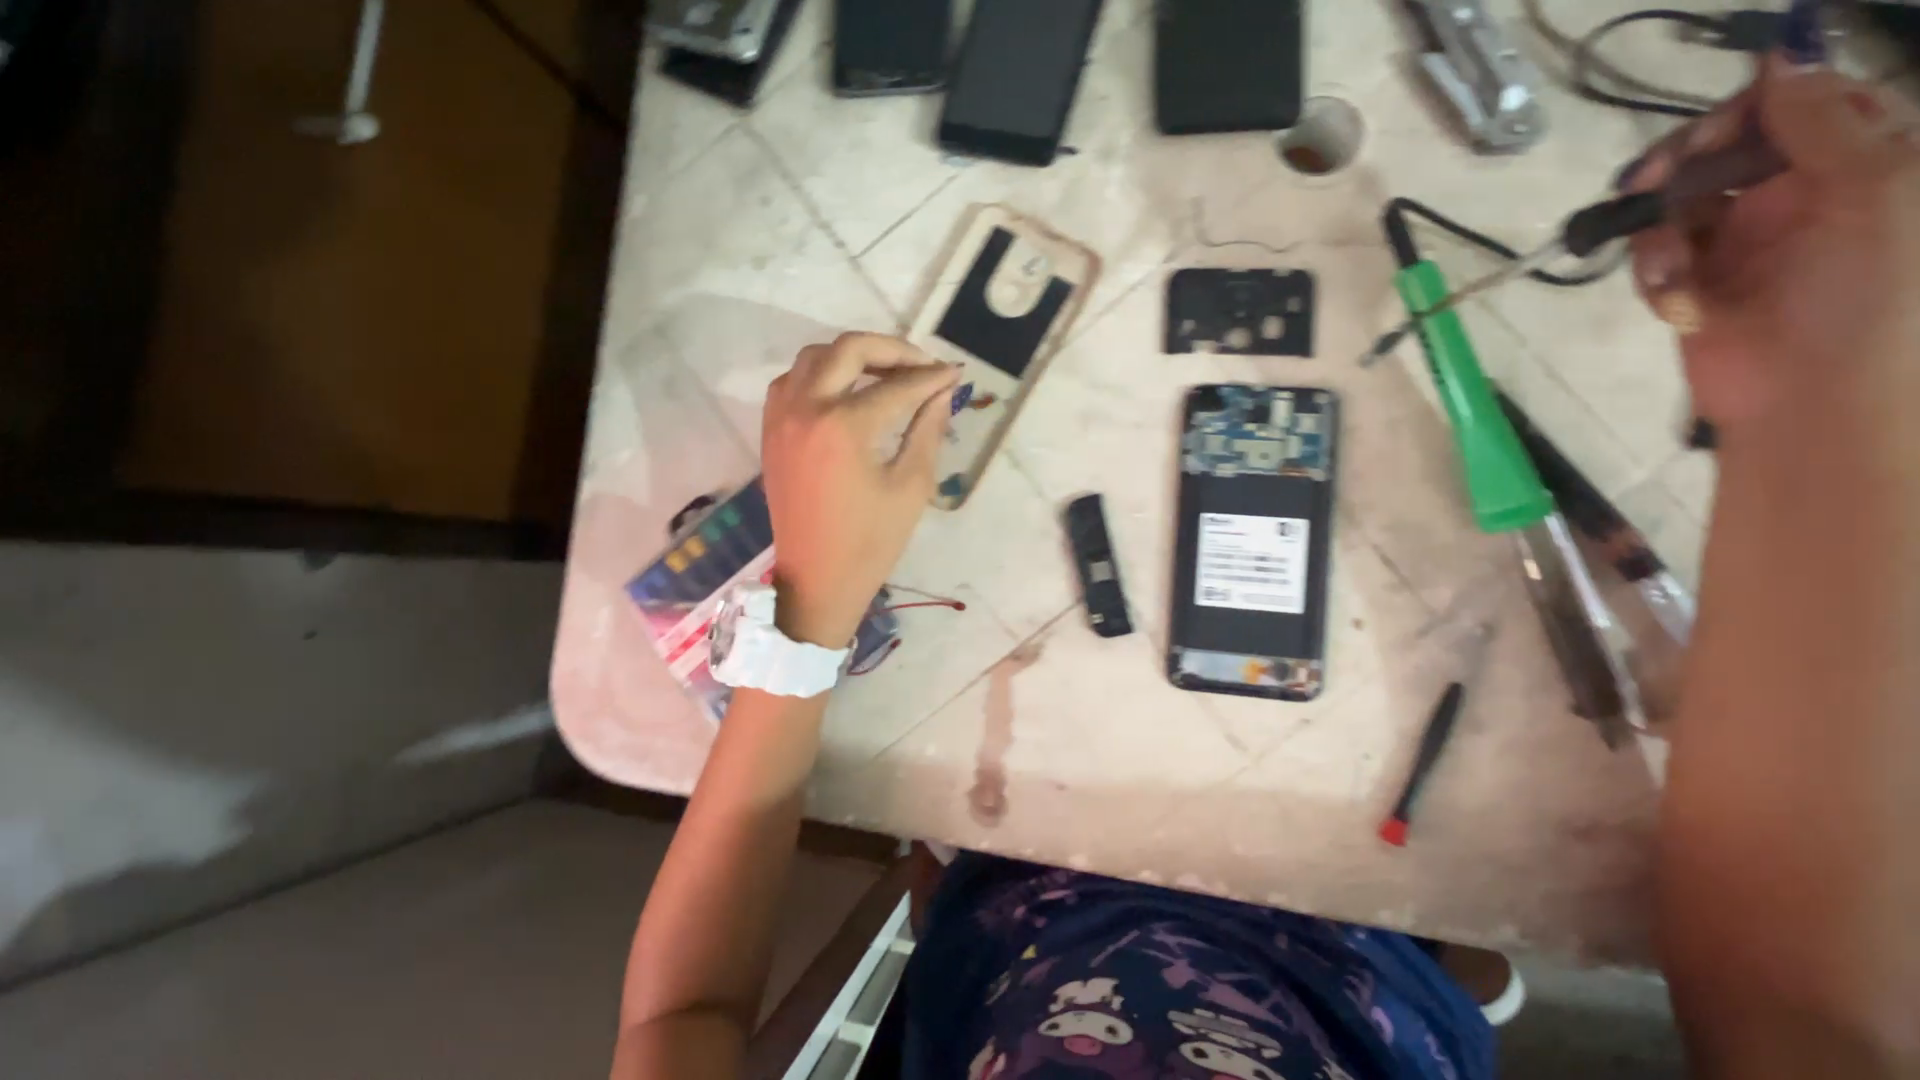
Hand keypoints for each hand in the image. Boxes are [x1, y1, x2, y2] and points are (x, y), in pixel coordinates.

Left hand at [761, 333, 959, 646]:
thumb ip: (927, 429)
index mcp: (844, 427)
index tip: (954, 374)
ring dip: (852, 356)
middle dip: (892, 350)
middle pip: (849, 349)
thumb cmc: (871, 542)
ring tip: (886, 375)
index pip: (897, 385)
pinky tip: (846, 392)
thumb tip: (942, 390)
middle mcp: (807, 409)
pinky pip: (792, 381)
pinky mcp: (771, 431)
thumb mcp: (911, 486)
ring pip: (815, 357)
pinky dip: (821, 375)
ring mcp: (782, 418)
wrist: (817, 580)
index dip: (931, 376)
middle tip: (922, 366)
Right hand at [1629, 59, 1919, 427]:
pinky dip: (1657, 279)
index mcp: (1864, 162)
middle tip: (1650, 184)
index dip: (1756, 106)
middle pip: (1725, 146)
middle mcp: (1801, 192)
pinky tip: (1677, 305)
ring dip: (1660, 233)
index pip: (1802, 103)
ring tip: (1668, 272)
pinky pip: (1656, 257)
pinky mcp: (1693, 282)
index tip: (1717, 129)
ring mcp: (1742, 240)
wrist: (1809, 403)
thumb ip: (1825, 120)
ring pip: (1677, 203)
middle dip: (1682, 163)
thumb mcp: (1873, 191)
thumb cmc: (1867, 297)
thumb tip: (1780, 53)